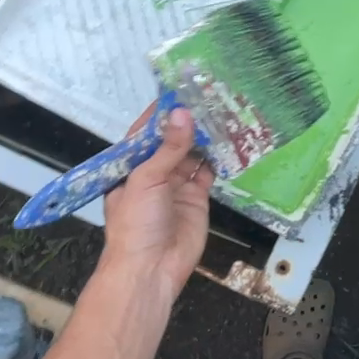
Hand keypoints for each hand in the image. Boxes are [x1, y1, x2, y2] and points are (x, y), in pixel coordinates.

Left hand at [96, 106, 214, 301]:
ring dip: (204, 137)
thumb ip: (168, 148)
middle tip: (209, 96)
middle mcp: (153, 172)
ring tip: (222, 112)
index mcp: (130, 166)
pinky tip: (229, 140)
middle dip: (188, 122)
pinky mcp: (197, 197)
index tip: (180, 89)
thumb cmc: (135, 223)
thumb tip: (183, 113)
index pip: (145, 132)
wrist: (150, 269)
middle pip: (172, 140)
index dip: (161, 113)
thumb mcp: (146, 180)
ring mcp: (176, 185)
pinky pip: (207, 172)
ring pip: (192, 153)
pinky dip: (217, 158)